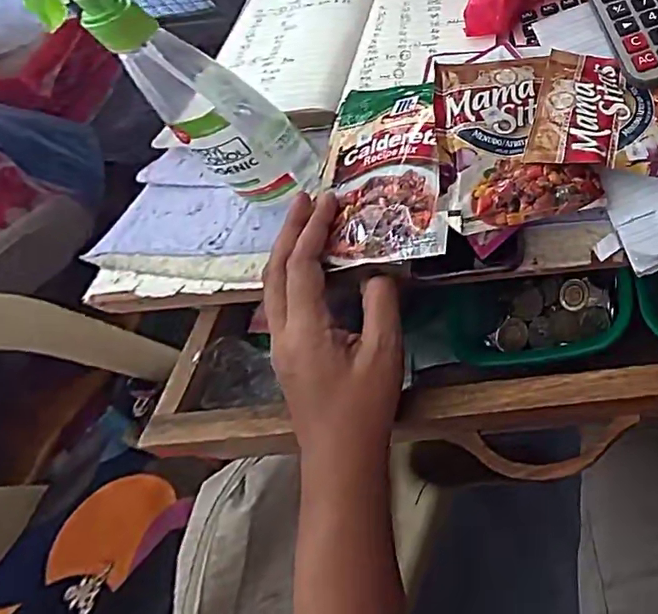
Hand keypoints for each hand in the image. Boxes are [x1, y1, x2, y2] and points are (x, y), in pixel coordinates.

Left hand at [264, 192, 402, 462]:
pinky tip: (313, 265)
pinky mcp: (289, 352)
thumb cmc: (364, 407)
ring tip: (308, 221)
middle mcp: (282, 332)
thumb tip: (376, 272)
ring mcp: (281, 344)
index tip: (329, 199)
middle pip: (275, 271)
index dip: (313, 229)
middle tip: (307, 198)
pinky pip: (283, 299)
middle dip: (290, 231)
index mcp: (303, 329)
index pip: (300, 266)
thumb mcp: (384, 351)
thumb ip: (380, 303)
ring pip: (273, 286)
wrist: (339, 459)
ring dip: (289, 249)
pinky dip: (294, 271)